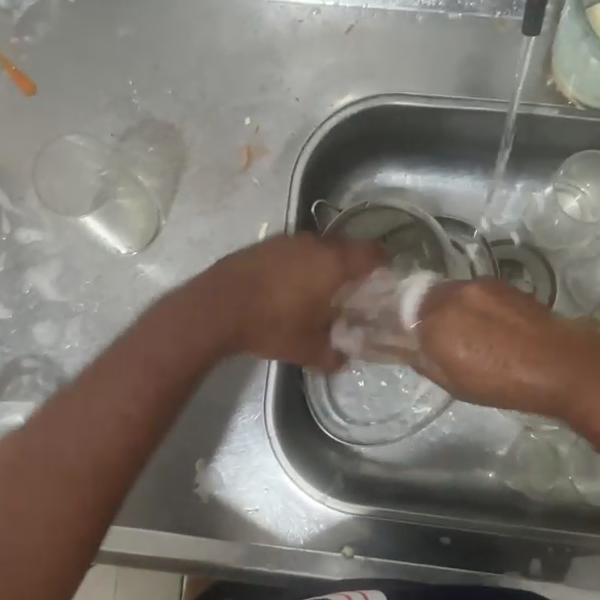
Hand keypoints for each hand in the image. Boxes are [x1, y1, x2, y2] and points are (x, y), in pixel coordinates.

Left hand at [201, 234, 384, 367]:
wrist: (216, 308)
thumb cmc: (271, 325)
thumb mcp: (307, 349)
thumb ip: (332, 354)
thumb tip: (343, 358)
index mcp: (334, 263)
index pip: (373, 252)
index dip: (383, 265)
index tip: (383, 281)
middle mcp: (314, 243)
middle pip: (346, 248)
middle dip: (352, 267)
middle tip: (352, 292)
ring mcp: (286, 240)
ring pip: (317, 248)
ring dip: (322, 265)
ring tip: (318, 291)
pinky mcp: (263, 245)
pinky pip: (292, 252)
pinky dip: (297, 266)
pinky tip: (287, 288)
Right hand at [412, 280, 599, 418]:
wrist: (561, 364)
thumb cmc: (504, 384)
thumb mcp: (454, 384)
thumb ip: (424, 362)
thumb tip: (407, 348)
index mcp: (433, 324)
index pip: (401, 317)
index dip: (404, 329)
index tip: (409, 341)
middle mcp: (451, 295)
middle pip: (424, 300)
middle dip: (425, 316)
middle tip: (438, 339)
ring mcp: (478, 285)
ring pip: (450, 293)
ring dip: (450, 309)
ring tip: (467, 333)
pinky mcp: (501, 283)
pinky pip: (473, 291)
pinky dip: (472, 304)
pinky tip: (488, 325)